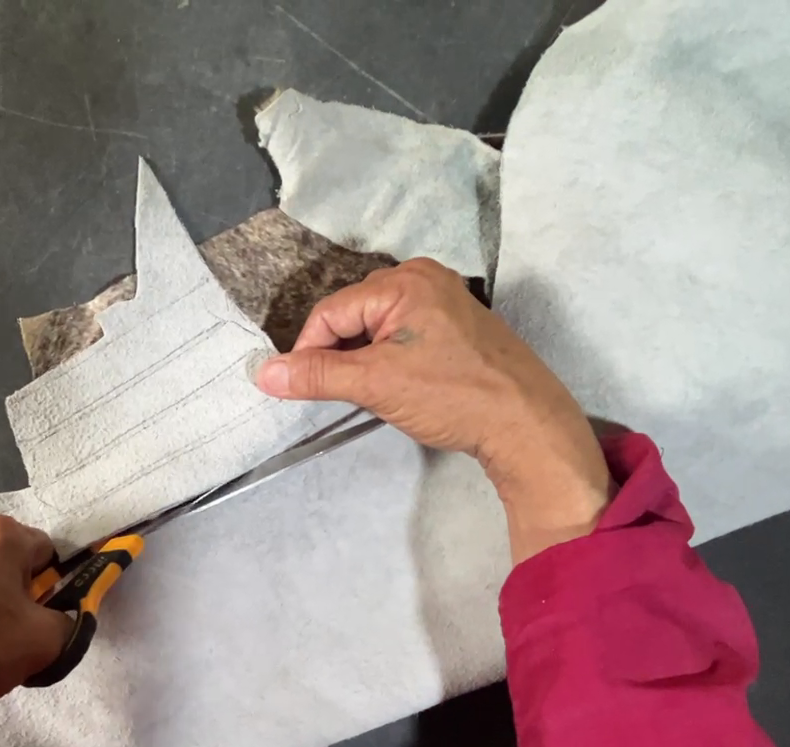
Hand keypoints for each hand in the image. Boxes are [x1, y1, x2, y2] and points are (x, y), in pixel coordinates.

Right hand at [256, 258, 612, 562]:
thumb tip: (264, 373)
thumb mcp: (375, 384)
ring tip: (371, 391)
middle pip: (350, 315)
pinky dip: (383, 357)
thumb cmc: (453, 396)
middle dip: (336, 354)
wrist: (525, 423)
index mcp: (404, 282)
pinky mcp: (452, 325)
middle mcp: (422, 279)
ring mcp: (441, 301)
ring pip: (373, 326)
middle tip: (341, 392)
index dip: (309, 352)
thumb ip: (317, 375)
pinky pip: (398, 333)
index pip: (330, 312)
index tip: (303, 388)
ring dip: (359, 358)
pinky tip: (394, 384)